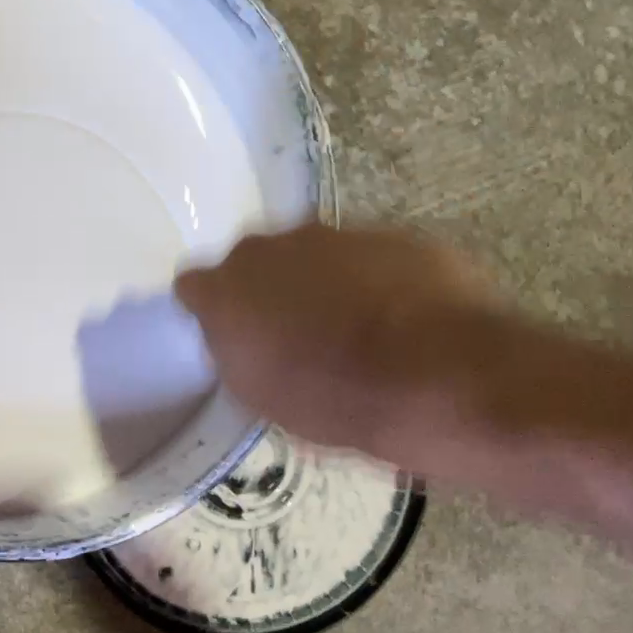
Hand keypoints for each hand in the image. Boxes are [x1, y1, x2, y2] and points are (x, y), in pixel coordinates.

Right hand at [173, 224, 500, 450]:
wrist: (439, 375)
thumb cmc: (331, 397)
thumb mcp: (257, 391)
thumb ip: (236, 349)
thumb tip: (241, 336)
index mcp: (224, 288)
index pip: (194, 286)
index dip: (211, 309)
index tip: (231, 335)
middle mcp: (269, 248)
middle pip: (252, 262)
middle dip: (265, 288)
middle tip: (290, 330)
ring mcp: (334, 235)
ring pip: (312, 255)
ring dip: (320, 281)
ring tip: (352, 326)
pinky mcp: (395, 236)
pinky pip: (369, 257)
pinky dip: (374, 281)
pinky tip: (398, 319)